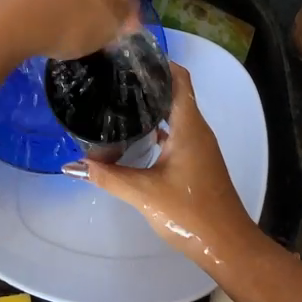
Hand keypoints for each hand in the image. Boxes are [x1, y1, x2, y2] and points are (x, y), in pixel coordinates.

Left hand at [0, 0, 142, 61]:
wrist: (13, 15)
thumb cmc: (72, 19)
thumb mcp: (109, 27)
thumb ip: (123, 21)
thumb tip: (128, 19)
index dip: (127, 10)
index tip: (123, 31)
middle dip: (98, 2)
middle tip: (98, 30)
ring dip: (72, 2)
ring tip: (70, 29)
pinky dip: (49, 5)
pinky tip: (47, 23)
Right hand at [64, 65, 254, 261]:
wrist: (228, 248)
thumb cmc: (190, 213)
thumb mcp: (144, 194)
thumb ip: (108, 176)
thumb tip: (73, 165)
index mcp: (189, 125)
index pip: (178, 77)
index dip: (158, 61)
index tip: (130, 54)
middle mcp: (197, 129)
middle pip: (175, 91)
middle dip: (148, 80)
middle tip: (114, 73)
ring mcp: (199, 145)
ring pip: (175, 112)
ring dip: (153, 103)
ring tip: (120, 97)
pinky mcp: (197, 161)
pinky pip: (177, 130)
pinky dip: (158, 125)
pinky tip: (136, 132)